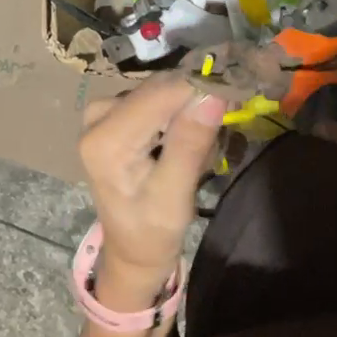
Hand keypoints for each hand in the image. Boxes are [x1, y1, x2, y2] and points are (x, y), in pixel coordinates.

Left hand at [79, 78, 225, 308]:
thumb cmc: (151, 231)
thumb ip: (190, 143)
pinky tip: (183, 141)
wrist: (130, 249)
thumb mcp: (174, 195)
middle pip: (161, 87)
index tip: (238, 92)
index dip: (202, 87)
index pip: (162, 93)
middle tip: (219, 134)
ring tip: (200, 147)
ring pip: (162, 89)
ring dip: (188, 110)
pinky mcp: (113, 113)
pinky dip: (176, 114)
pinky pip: (155, 98)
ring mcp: (103, 111)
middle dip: (196, 102)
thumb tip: (213, 93)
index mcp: (106, 138)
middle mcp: (98, 115)